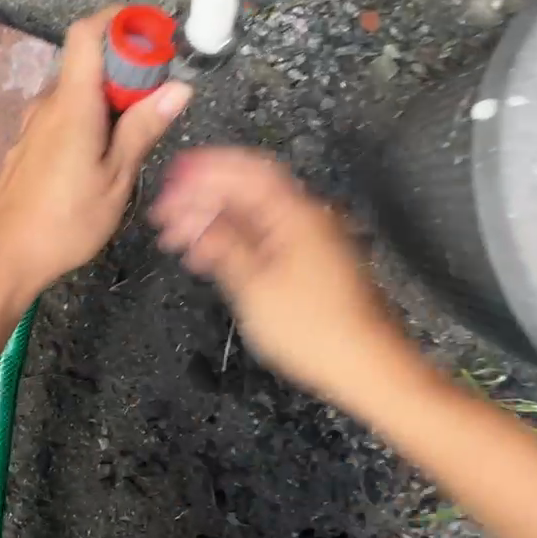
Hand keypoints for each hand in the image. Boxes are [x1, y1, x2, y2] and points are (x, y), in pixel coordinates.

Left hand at [0, 7, 192, 299]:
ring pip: (78, 93)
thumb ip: (143, 128)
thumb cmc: (65, 220)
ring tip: (138, 136)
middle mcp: (49, 104)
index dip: (117, 19)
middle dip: (127, 69)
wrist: (1, 256)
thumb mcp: (116, 178)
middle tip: (159, 101)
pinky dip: (91, 117)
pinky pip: (64, 115)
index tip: (150, 31)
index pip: (86, 34)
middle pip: (88, 63)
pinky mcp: (29, 144)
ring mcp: (34, 124)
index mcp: (73, 104)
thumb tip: (178, 86)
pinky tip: (105, 156)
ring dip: (110, 99)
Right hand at [150, 147, 417, 403]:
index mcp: (294, 214)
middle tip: (168, 210)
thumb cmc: (317, 332)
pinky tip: (209, 254)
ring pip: (251, 212)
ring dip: (213, 218)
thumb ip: (223, 244)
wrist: (368, 367)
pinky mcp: (310, 261)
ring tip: (179, 235)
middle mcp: (305, 218)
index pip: (243, 171)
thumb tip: (198, 220)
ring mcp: (309, 239)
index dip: (204, 169)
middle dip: (202, 195)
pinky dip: (231, 237)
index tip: (174, 176)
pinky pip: (262, 233)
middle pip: (245, 188)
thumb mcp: (255, 286)